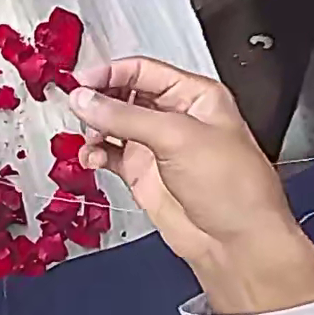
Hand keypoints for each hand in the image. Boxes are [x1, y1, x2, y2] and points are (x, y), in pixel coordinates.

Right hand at [68, 58, 313, 314]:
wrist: (235, 244)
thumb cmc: (234, 188)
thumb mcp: (177, 138)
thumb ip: (125, 116)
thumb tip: (86, 99)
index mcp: (194, 96)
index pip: (143, 71)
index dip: (109, 73)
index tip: (81, 82)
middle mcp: (173, 117)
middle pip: (123, 95)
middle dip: (98, 101)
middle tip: (78, 109)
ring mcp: (156, 146)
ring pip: (112, 125)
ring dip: (94, 129)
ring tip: (88, 139)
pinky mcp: (142, 173)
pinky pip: (109, 155)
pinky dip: (96, 154)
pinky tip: (93, 159)